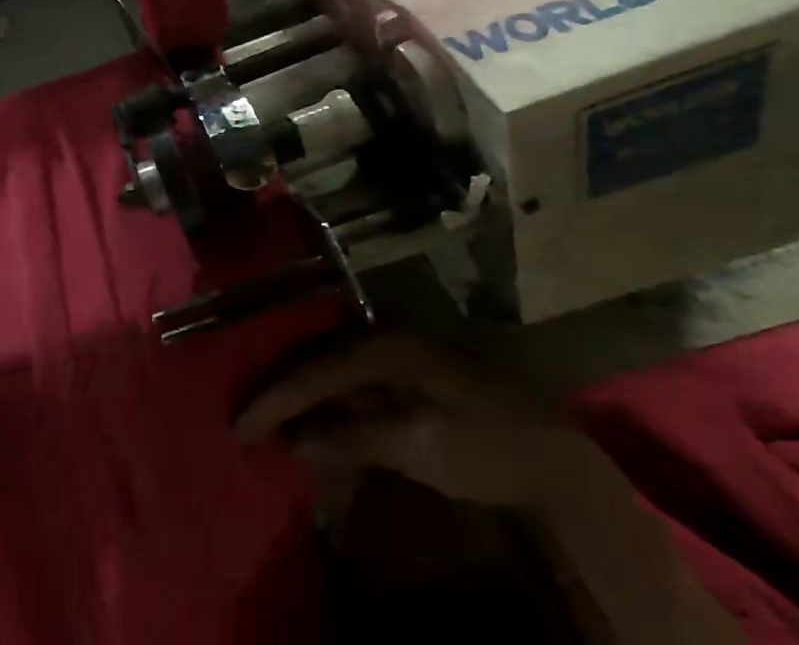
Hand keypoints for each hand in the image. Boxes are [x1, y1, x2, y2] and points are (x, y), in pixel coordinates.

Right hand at [234, 334, 609, 509]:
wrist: (559, 460)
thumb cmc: (486, 449)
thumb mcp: (418, 448)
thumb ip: (352, 438)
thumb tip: (296, 441)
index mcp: (385, 349)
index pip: (312, 373)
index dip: (273, 401)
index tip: (240, 429)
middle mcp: (384, 338)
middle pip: (314, 363)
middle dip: (279, 395)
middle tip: (247, 424)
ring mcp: (397, 353)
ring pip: (330, 371)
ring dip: (301, 398)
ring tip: (270, 425)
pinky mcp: (407, 372)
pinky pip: (350, 383)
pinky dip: (327, 402)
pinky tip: (313, 422)